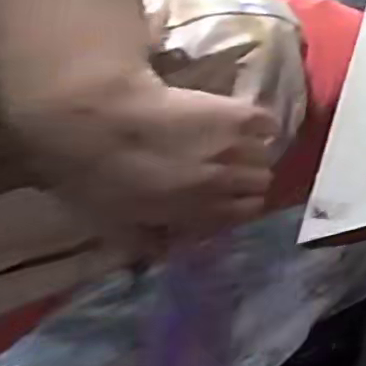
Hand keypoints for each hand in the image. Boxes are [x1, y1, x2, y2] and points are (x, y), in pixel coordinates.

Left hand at [6, 67, 277, 250]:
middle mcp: (227, 177)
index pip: (247, 210)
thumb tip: (176, 248)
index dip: (239, 207)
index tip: (228, 202)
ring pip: (266, 154)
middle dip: (248, 180)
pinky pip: (269, 127)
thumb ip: (149, 238)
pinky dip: (262, 130)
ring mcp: (239, 145)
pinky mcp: (245, 116)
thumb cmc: (95, 177)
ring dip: (252, 155)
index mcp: (196, 206)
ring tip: (233, 150)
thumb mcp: (111, 221)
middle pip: (262, 180)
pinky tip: (245, 129)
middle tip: (229, 174)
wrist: (99, 123)